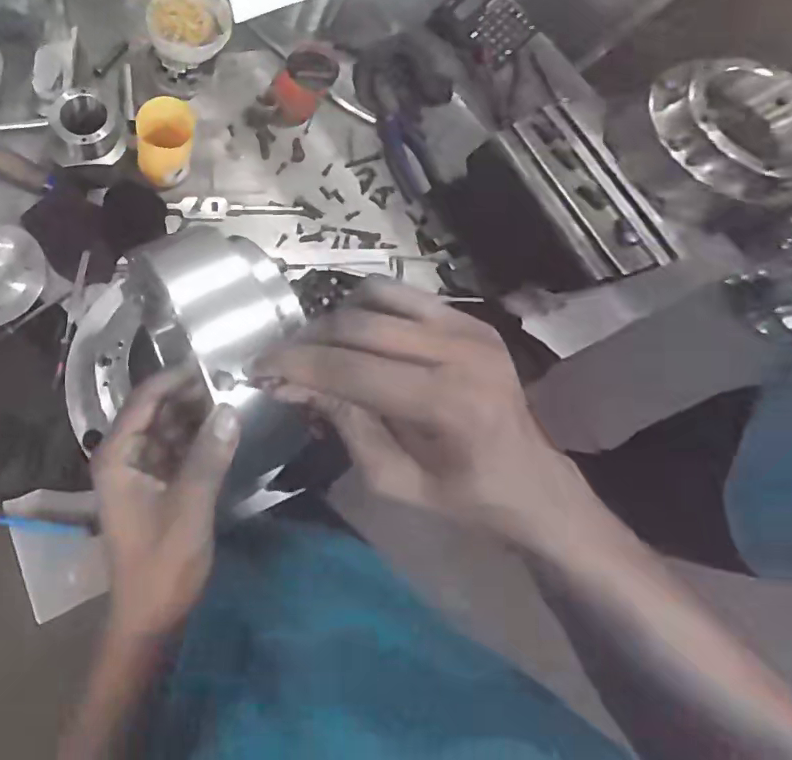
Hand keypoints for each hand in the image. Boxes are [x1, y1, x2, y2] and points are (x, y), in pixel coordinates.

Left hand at [92, 367, 240, 640]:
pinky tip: (218, 432)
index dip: (172, 379)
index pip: (143, 401)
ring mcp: (135, 471)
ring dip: (191, 416)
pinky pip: (171, 450)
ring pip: (164, 429)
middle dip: (185, 396)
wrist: (150, 617)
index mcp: (116, 456)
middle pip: (152, 411)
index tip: (205, 364)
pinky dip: (192, 439)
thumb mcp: (189, 507)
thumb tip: (229, 410)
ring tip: (226, 400)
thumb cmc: (162, 563)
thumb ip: (208, 456)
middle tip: (224, 381)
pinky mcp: (151, 486)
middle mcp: (121, 456)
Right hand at [257, 278, 588, 545]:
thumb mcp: (393, 480)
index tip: (256, 368)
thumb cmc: (464, 498)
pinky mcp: (469, 317)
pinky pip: (398, 294)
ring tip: (318, 350)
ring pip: (373, 297)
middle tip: (278, 363)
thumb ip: (343, 423)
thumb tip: (290, 383)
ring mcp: (468, 326)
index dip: (295, 366)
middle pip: (355, 326)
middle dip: (305, 343)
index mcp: (447, 405)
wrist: (535, 482)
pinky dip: (364, 309)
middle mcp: (460, 352)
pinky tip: (355, 338)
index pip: (350, 370)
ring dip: (333, 321)